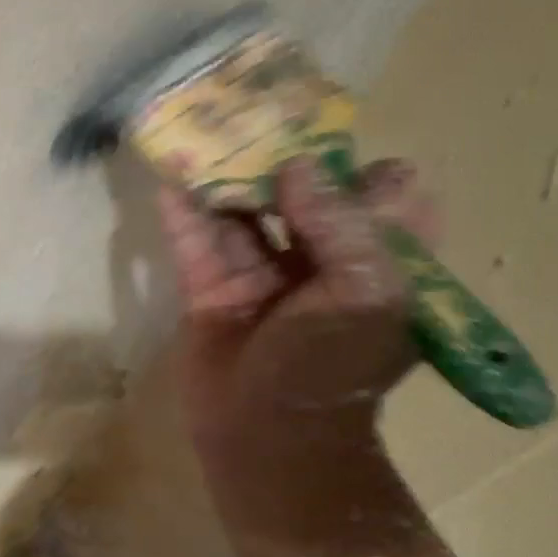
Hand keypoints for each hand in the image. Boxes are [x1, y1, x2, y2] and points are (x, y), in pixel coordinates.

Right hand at [158, 156, 437, 474]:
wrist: (266, 434)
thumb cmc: (331, 366)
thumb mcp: (365, 290)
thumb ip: (340, 222)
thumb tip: (298, 166)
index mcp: (380, 261)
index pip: (384, 195)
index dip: (364, 170)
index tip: (333, 152)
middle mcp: (322, 262)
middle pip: (307, 195)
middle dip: (286, 161)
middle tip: (257, 122)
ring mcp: (263, 277)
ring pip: (247, 216)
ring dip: (230, 181)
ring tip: (209, 136)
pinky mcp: (212, 293)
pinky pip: (199, 246)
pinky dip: (186, 216)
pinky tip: (173, 184)